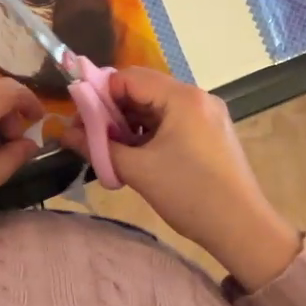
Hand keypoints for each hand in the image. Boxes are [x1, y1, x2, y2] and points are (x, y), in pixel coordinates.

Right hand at [60, 67, 299, 288]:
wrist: (241, 228)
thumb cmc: (189, 194)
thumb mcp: (138, 170)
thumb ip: (98, 146)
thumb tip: (64, 133)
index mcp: (182, 98)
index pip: (128, 78)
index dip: (99, 95)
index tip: (80, 121)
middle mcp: (197, 97)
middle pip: (142, 89)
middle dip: (112, 110)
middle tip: (92, 137)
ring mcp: (207, 114)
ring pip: (155, 105)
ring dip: (129, 122)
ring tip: (112, 150)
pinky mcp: (210, 131)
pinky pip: (171, 120)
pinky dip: (149, 132)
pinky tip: (136, 155)